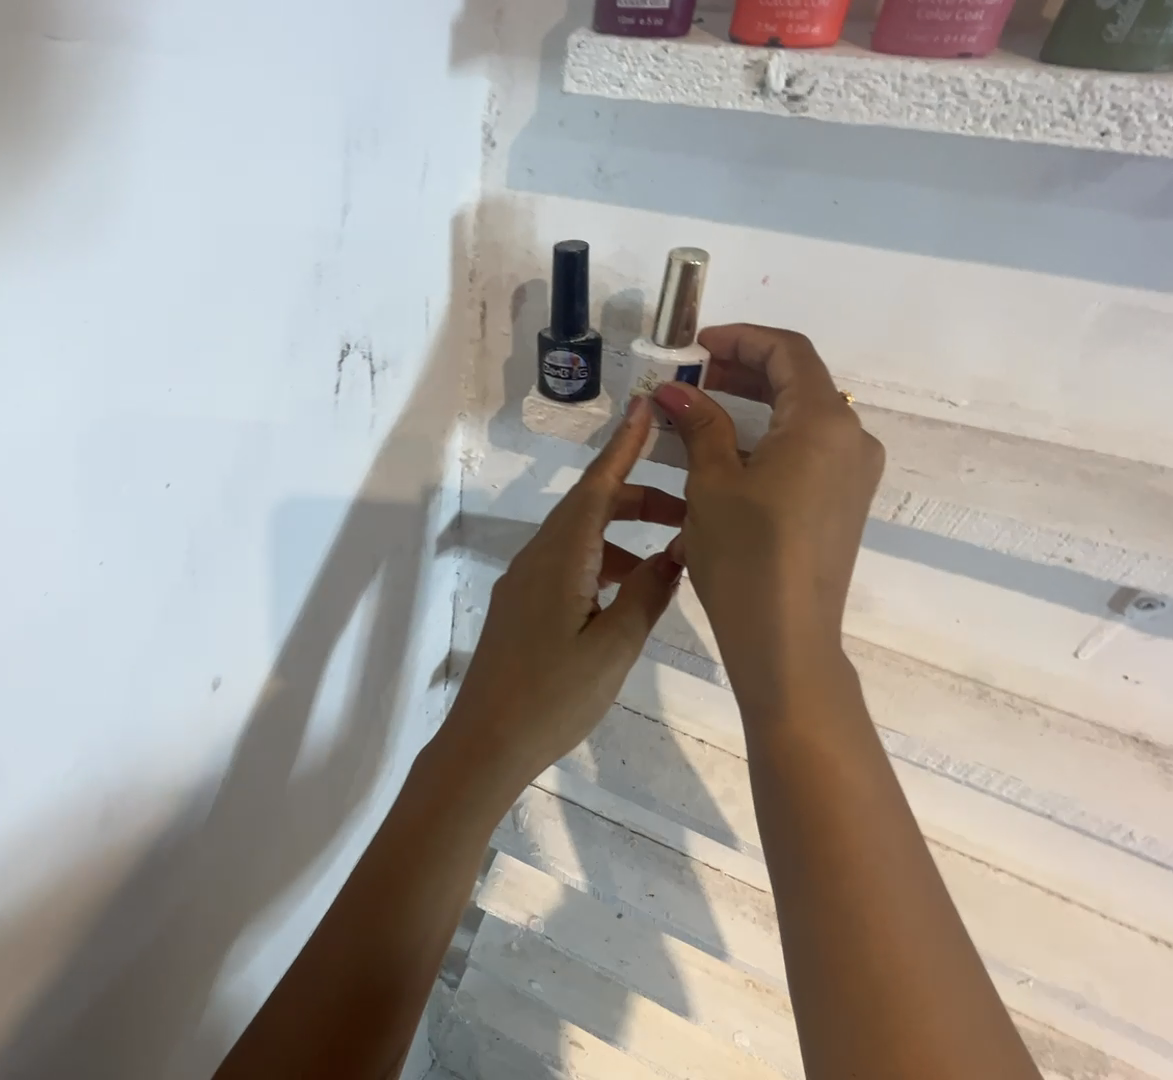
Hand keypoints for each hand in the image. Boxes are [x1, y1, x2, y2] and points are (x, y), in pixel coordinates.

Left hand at [446, 397, 685, 795]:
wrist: (485, 741)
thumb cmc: (553, 697)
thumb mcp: (613, 647)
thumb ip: (646, 595)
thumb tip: (673, 555)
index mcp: (559, 558)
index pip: (596, 487)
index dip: (624, 447)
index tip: (647, 410)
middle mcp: (536, 559)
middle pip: (587, 509)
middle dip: (637, 498)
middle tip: (687, 510)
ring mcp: (523, 583)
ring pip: (578, 539)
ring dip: (621, 536)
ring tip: (666, 559)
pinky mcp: (520, 607)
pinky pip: (566, 565)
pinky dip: (601, 564)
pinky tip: (625, 593)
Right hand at [650, 325, 883, 714]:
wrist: (786, 636)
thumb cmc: (744, 553)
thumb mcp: (711, 482)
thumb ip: (699, 425)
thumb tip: (674, 390)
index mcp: (823, 422)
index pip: (788, 352)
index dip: (741, 339)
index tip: (696, 346)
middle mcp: (852, 438)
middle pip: (800, 382)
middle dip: (743, 371)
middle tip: (691, 378)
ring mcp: (854, 473)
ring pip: (802, 418)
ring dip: (753, 407)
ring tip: (699, 415)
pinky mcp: (844, 503)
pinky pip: (808, 451)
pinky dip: (768, 439)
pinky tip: (727, 456)